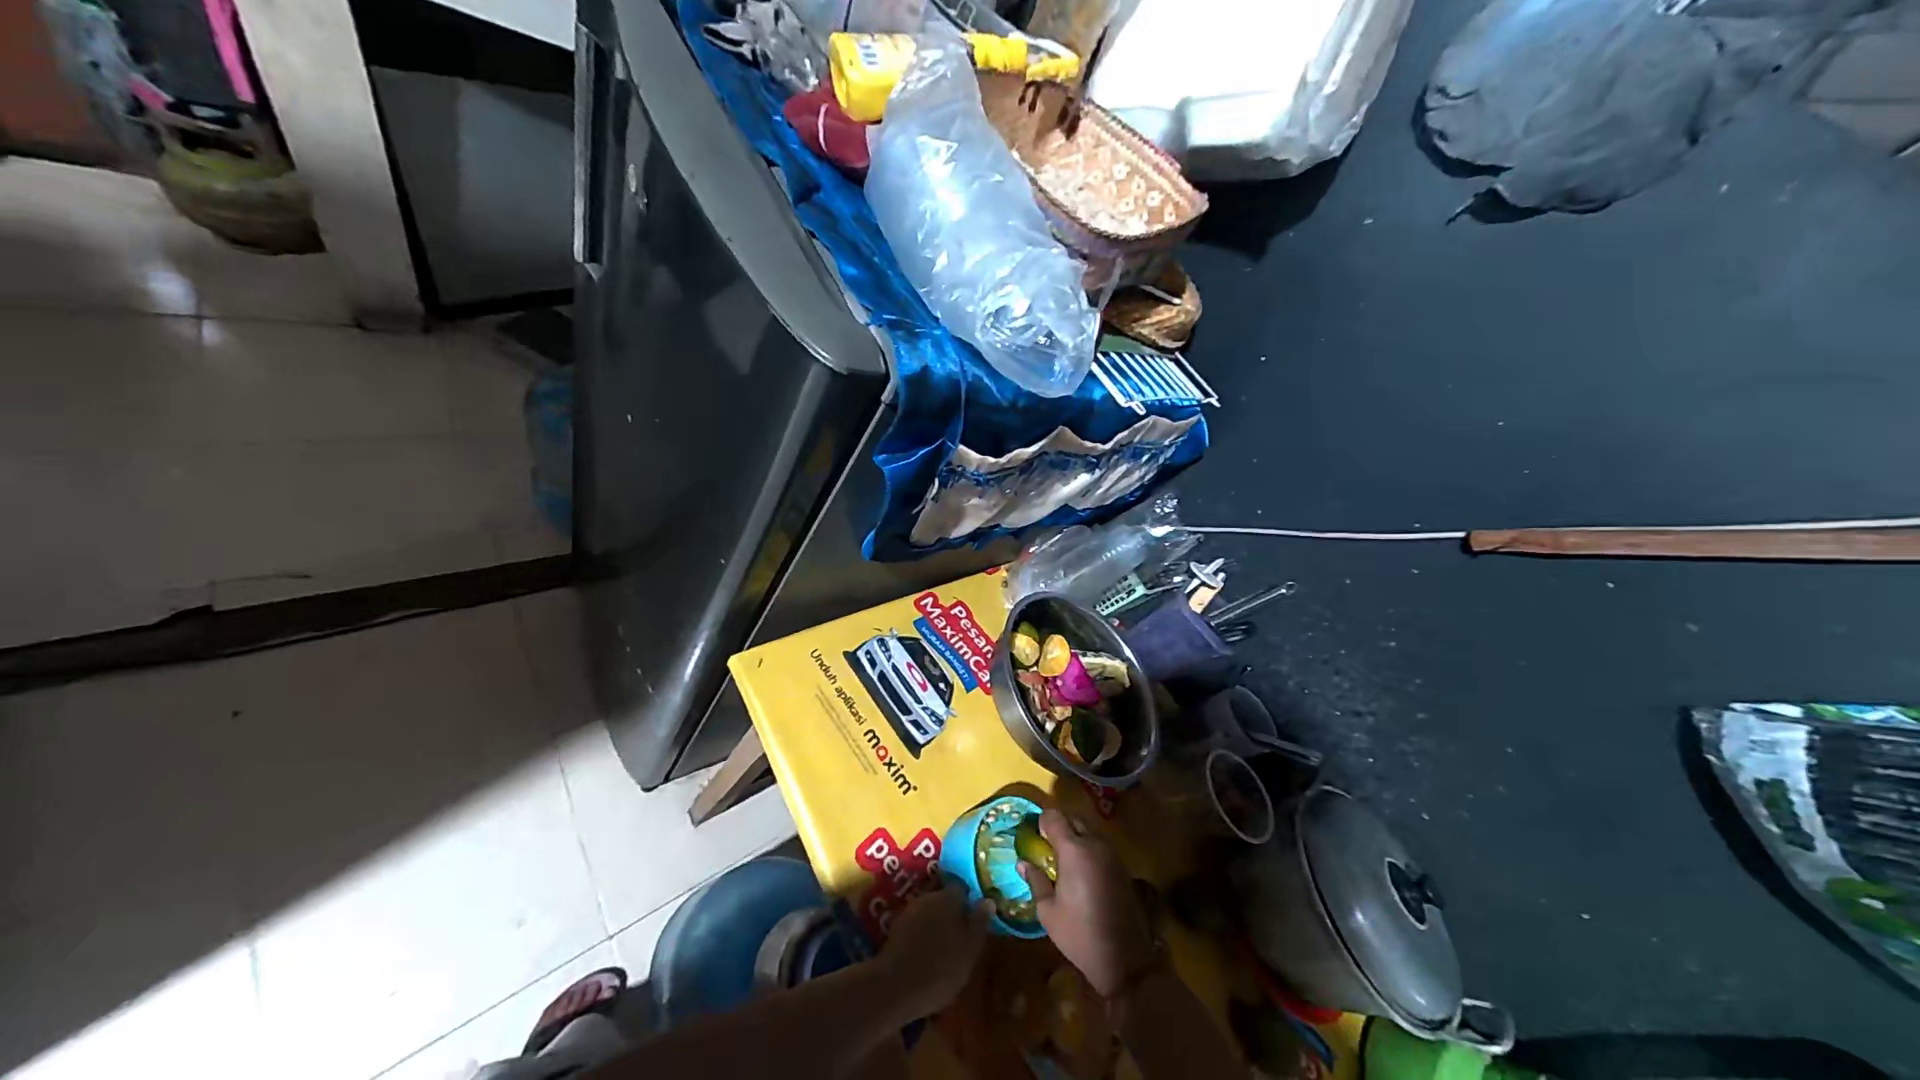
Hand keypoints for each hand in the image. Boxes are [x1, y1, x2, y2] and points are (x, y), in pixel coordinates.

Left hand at [879, 885, 991, 1018]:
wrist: (896, 987)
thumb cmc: (941, 968)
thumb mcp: (970, 949)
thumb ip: (980, 922)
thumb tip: (988, 899)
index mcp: (948, 898)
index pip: (962, 888)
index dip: (969, 902)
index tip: (975, 917)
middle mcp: (928, 897)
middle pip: (944, 899)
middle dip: (952, 913)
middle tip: (961, 935)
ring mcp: (909, 911)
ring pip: (929, 912)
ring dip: (937, 924)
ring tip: (945, 946)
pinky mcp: (896, 927)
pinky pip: (916, 925)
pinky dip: (923, 934)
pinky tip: (926, 952)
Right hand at [1019, 809, 1156, 997]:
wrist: (1124, 958)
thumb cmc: (1079, 934)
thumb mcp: (1048, 911)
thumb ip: (1036, 881)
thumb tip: (1022, 863)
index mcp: (1074, 851)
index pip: (1055, 818)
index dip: (1042, 820)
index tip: (1033, 832)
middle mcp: (1095, 845)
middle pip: (1074, 820)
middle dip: (1059, 825)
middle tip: (1045, 843)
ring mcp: (1112, 855)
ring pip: (1090, 832)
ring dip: (1075, 836)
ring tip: (1061, 856)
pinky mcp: (1122, 868)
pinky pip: (1101, 847)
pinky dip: (1088, 849)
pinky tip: (1080, 870)